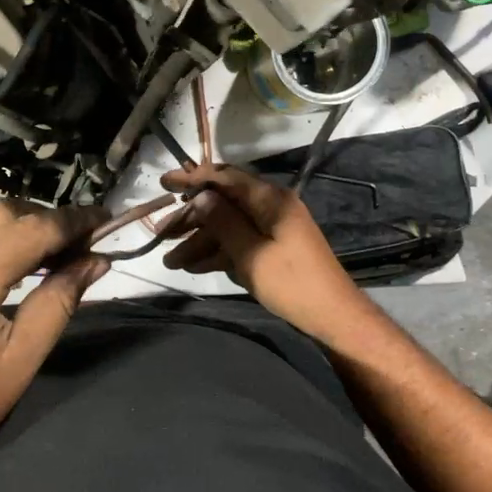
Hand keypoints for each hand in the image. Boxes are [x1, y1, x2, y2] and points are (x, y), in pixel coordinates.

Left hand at [0, 200, 108, 491]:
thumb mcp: (22, 358)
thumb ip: (60, 300)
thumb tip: (96, 261)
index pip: (28, 231)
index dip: (71, 222)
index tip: (104, 218)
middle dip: (43, 218)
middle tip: (80, 239)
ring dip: (14, 226)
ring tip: (52, 249)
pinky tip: (11, 260)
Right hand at [159, 165, 367, 336]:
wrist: (331, 314)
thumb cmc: (292, 283)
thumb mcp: (251, 253)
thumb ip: (224, 222)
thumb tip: (201, 195)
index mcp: (269, 200)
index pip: (225, 177)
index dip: (193, 177)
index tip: (164, 183)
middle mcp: (270, 207)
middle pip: (222, 204)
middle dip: (190, 219)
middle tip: (159, 232)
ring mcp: (272, 229)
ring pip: (227, 227)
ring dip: (199, 241)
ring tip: (169, 261)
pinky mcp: (272, 249)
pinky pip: (238, 243)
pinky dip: (216, 253)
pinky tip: (192, 267)